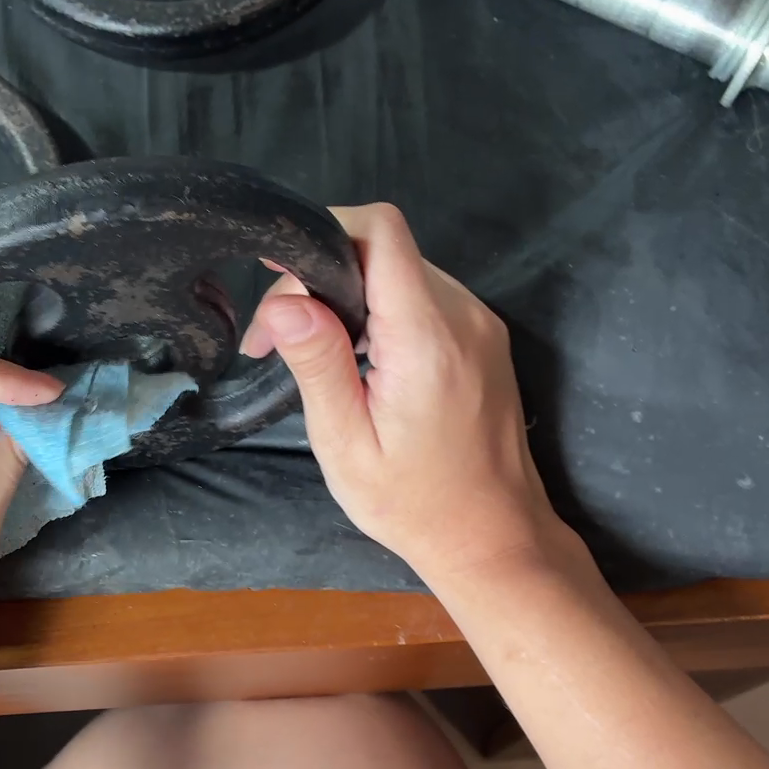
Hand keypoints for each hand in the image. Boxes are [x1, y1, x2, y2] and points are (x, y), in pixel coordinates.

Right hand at [241, 203, 570, 589]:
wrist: (492, 536)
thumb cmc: (410, 502)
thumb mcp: (346, 443)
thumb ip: (318, 365)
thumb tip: (285, 302)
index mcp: (426, 337)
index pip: (380, 232)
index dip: (322, 233)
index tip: (275, 276)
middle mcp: (462, 314)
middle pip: (382, 251)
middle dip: (319, 280)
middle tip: (276, 344)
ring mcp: (478, 323)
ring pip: (398, 273)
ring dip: (345, 299)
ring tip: (310, 356)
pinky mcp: (481, 338)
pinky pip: (420, 299)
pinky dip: (377, 314)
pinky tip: (356, 362)